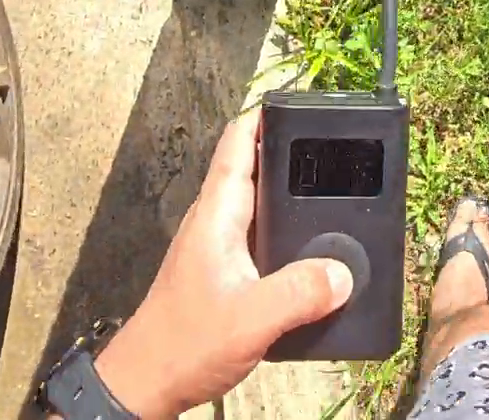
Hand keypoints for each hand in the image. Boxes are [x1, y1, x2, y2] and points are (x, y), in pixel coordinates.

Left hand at [92, 109, 353, 418]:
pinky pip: (258, 228)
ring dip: (285, 189)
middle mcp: (215, 217)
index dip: (266, 115)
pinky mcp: (222, 265)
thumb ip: (300, 292)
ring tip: (327, 185)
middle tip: (330, 143)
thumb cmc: (183, 345)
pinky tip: (306, 243)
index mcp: (217, 211)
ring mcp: (216, 241)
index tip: (301, 104)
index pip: (237, 141)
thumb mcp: (251, 318)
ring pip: (256, 197)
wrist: (145, 385)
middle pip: (252, 163)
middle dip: (287, 149)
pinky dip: (282, 224)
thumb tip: (342, 273)